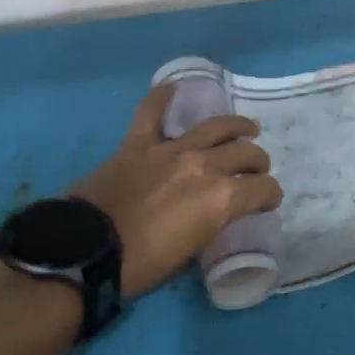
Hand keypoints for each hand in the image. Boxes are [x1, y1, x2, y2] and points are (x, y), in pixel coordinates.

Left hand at [67, 83, 281, 299]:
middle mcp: (205, 166)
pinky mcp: (138, 145)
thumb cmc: (141, 266)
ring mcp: (171, 151)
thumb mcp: (190, 253)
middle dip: (258, 164)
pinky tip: (173, 88)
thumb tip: (214, 214)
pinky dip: (161, 98)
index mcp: (222, 198)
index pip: (263, 190)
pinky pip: (151, 113)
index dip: (270, 196)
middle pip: (246, 155)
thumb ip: (211, 224)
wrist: (84, 254)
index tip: (267, 201)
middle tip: (256, 171)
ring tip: (246, 130)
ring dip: (237, 128)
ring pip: (216, 128)